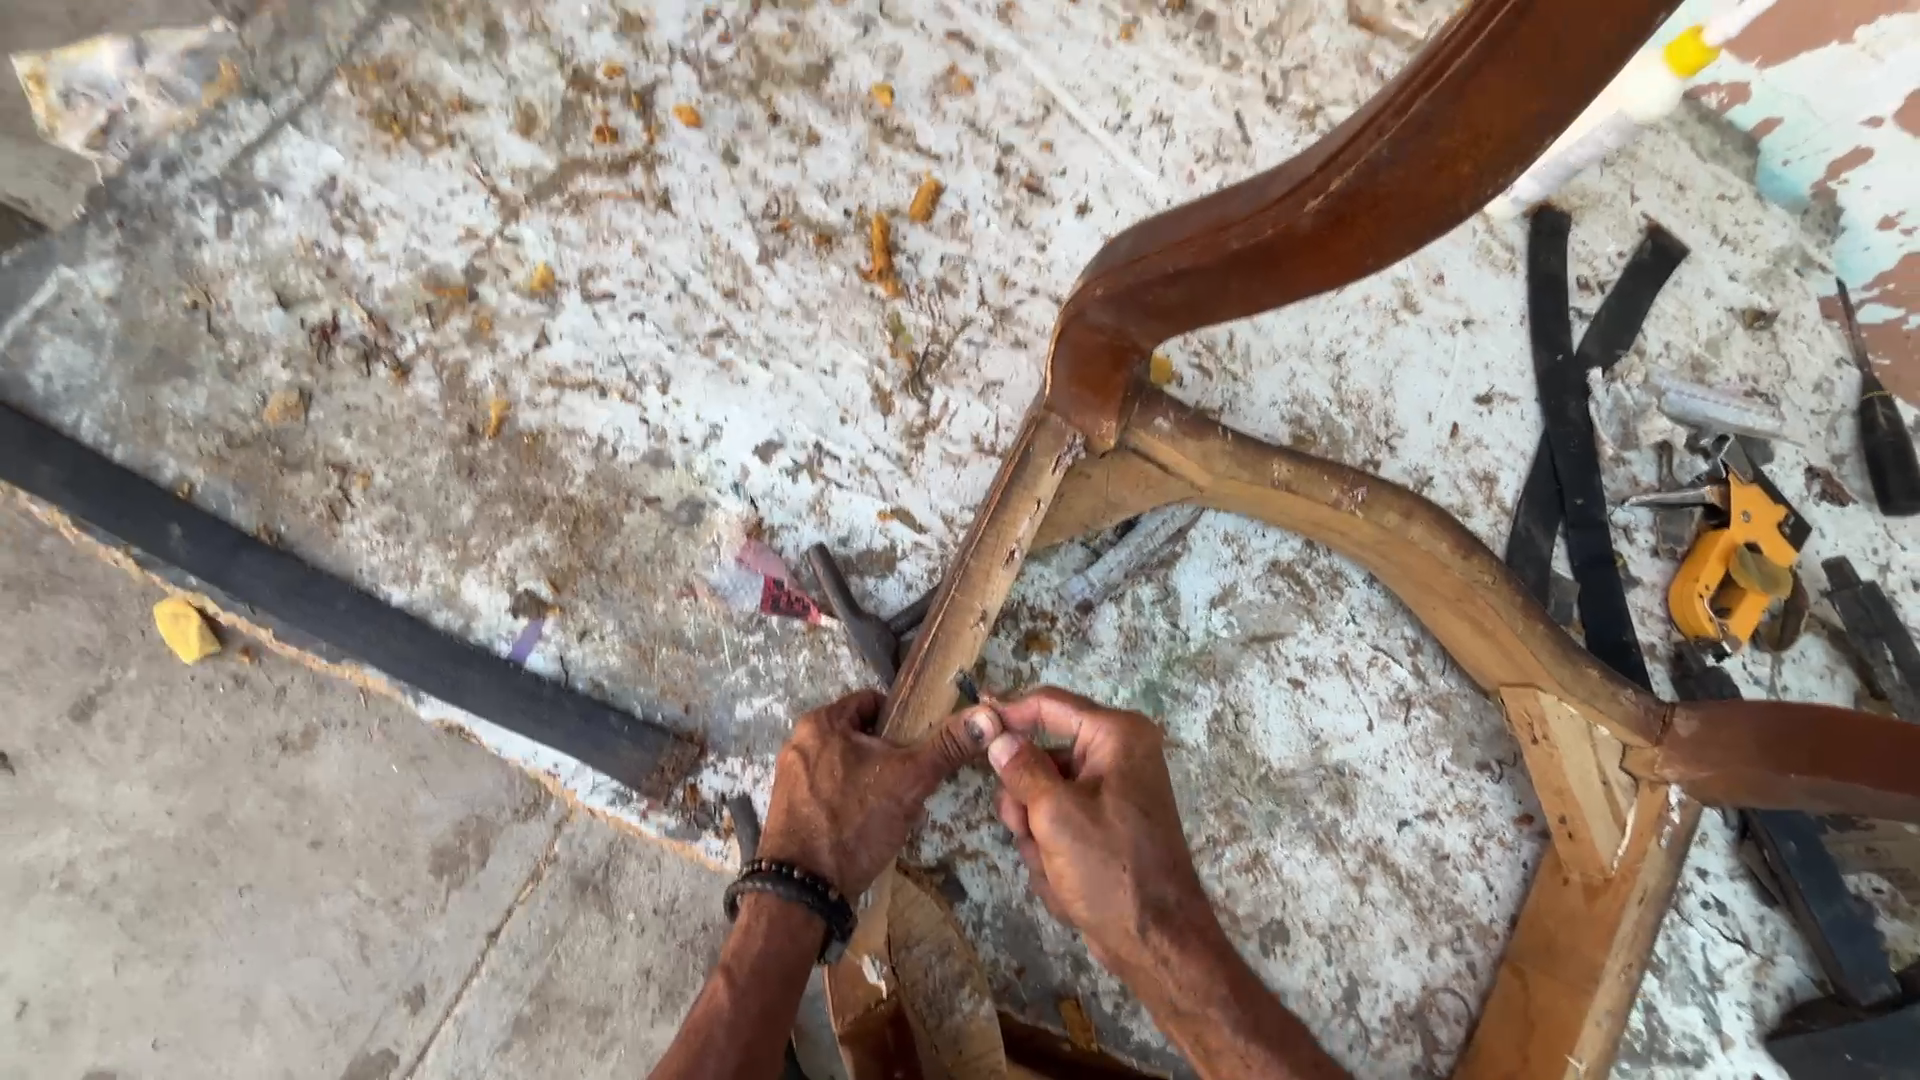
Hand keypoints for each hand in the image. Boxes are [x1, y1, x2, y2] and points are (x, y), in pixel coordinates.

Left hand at [757, 688, 988, 897]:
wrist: (804, 892)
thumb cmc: (855, 822)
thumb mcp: (910, 779)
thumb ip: (948, 745)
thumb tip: (988, 717)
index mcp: (821, 722)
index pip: (871, 701)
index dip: (902, 720)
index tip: (920, 747)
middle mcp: (799, 743)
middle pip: (860, 735)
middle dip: (889, 756)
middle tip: (911, 783)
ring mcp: (790, 778)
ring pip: (847, 766)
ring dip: (872, 781)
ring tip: (893, 809)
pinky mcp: (789, 810)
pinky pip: (830, 792)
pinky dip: (852, 802)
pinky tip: (868, 827)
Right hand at [973, 687, 1218, 978]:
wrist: (1156, 943)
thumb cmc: (1110, 869)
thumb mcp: (1055, 814)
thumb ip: (1021, 769)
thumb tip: (997, 737)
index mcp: (1117, 735)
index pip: (1049, 705)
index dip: (1008, 712)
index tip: (973, 720)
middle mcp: (1118, 753)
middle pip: (1041, 754)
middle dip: (1025, 797)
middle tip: (1025, 827)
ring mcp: (1111, 790)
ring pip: (1042, 791)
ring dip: (1034, 829)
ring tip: (1051, 862)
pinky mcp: (1105, 821)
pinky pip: (1058, 818)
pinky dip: (1050, 846)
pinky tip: (1062, 877)